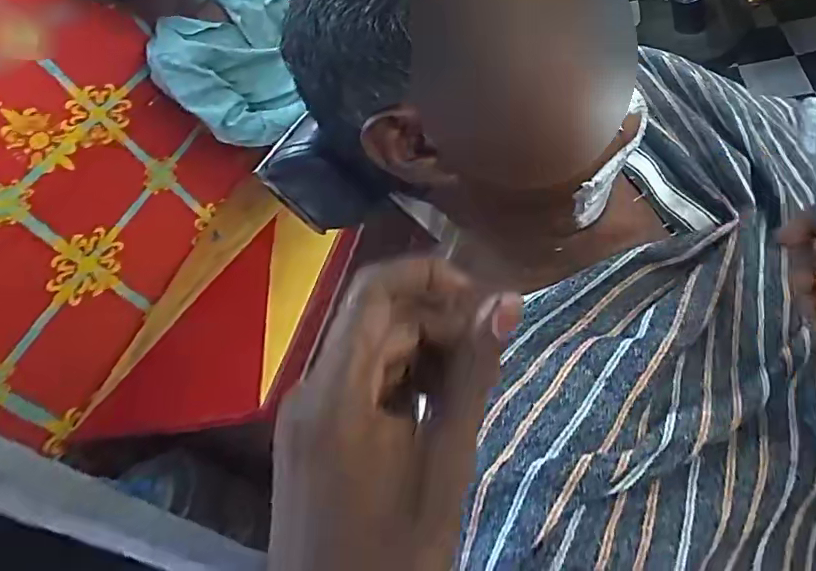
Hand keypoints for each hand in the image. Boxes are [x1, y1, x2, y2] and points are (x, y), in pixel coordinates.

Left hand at [269, 258, 520, 570]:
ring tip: (471, 385)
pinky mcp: (313, 433)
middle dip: (438, 324)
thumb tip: (509, 299)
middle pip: (380, 321)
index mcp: (333, 391)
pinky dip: (404, 381)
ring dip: (426, 353)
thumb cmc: (396, 554)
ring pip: (375, 350)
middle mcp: (309, 389)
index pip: (373, 290)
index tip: (478, 295)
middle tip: (489, 354)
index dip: (427, 273)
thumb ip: (474, 371)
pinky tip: (438, 407)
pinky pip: (364, 381)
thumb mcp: (446, 459)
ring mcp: (307, 413)